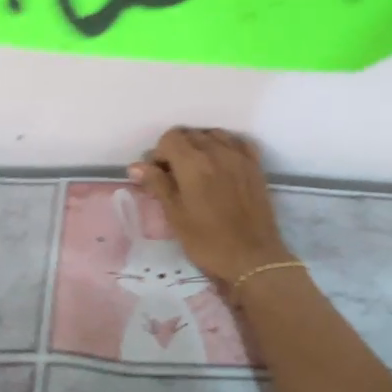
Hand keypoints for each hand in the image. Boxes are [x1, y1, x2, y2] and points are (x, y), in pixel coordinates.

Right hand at [129, 128, 293, 285]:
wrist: (252, 258)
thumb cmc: (207, 241)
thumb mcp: (175, 216)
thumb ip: (157, 184)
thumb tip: (136, 166)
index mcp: (193, 163)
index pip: (169, 138)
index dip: (159, 154)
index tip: (159, 176)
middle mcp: (217, 151)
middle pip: (190, 134)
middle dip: (178, 149)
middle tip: (175, 177)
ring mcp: (239, 156)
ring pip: (213, 135)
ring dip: (201, 145)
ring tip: (198, 171)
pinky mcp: (255, 165)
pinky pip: (237, 142)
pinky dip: (225, 146)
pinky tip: (222, 164)